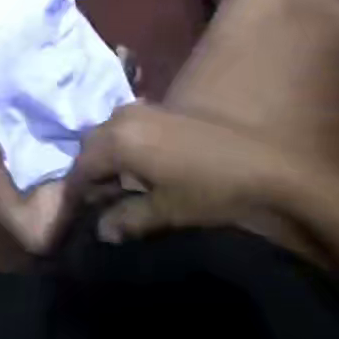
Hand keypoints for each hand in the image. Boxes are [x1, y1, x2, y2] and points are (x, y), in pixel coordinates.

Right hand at [64, 101, 331, 241]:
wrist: (266, 166)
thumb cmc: (211, 192)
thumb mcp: (166, 211)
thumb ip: (127, 219)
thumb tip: (101, 230)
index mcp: (119, 140)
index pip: (80, 168)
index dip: (74, 195)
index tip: (72, 220)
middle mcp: (123, 118)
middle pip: (90, 147)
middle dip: (88, 175)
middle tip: (96, 206)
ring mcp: (142, 108)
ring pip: (108, 135)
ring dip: (106, 160)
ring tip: (116, 191)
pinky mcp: (160, 109)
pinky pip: (126, 128)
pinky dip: (123, 148)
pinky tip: (139, 172)